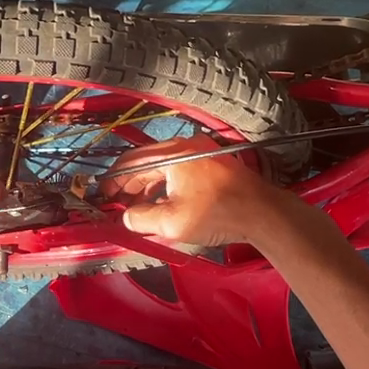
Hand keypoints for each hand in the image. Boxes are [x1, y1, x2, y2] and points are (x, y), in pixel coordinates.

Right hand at [98, 135, 287, 245]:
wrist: (264, 214)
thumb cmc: (217, 215)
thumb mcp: (172, 222)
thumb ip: (142, 218)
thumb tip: (126, 217)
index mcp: (173, 154)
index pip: (132, 161)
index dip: (114, 180)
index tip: (104, 196)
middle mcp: (186, 146)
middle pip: (147, 161)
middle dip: (130, 183)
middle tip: (117, 203)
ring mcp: (201, 152)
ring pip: (164, 166)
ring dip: (148, 185)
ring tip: (138, 207)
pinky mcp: (213, 163)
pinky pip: (180, 169)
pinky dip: (166, 184)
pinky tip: (163, 203)